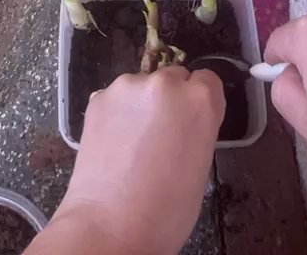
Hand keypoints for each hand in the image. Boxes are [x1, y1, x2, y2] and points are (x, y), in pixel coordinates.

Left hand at [29, 67, 223, 254]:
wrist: (110, 228)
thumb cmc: (166, 211)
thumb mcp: (201, 166)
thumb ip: (197, 128)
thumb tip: (185, 121)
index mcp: (199, 100)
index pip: (208, 80)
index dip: (201, 101)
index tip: (192, 120)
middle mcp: (165, 83)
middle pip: (174, 77)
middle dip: (171, 100)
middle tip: (161, 134)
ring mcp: (128, 86)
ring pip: (143, 86)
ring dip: (142, 104)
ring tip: (133, 142)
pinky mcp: (99, 96)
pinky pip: (116, 97)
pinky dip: (117, 113)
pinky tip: (113, 143)